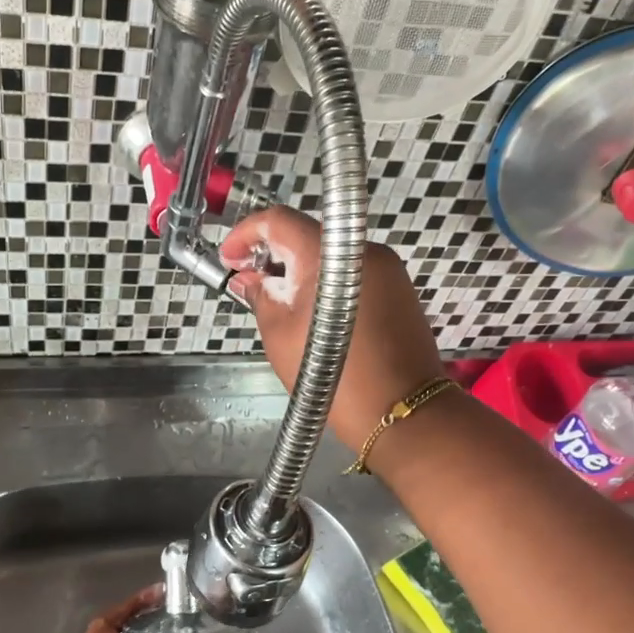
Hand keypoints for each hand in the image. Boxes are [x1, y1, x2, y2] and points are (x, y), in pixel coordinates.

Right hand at [220, 206, 445, 451]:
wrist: (403, 412)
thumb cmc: (336, 376)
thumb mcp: (279, 335)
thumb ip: (260, 296)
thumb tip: (250, 279)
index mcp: (330, 253)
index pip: (279, 220)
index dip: (246, 233)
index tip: (230, 258)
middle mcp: (364, 249)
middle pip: (308, 234)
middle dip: (273, 253)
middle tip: (250, 282)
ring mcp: (387, 268)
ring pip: (332, 254)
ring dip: (301, 269)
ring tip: (279, 301)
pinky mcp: (399, 288)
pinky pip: (353, 272)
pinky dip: (327, 282)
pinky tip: (313, 312)